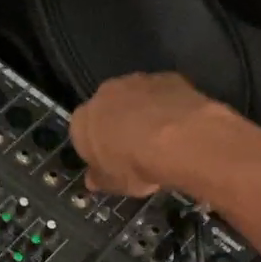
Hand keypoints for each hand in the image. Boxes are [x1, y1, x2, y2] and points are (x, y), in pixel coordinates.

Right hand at [68, 72, 219, 196]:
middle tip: (134, 150)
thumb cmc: (134, 166)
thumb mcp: (113, 184)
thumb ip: (99, 179)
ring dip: (142, 113)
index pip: (82, 135)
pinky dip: (166, 106)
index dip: (96, 150)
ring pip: (135, 99)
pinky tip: (178, 125)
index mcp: (82, 121)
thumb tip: (93, 179)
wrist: (179, 139)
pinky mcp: (166, 77)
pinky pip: (161, 94)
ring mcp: (137, 81)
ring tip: (160, 138)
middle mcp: (104, 94)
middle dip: (117, 126)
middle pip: (107, 111)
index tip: (110, 163)